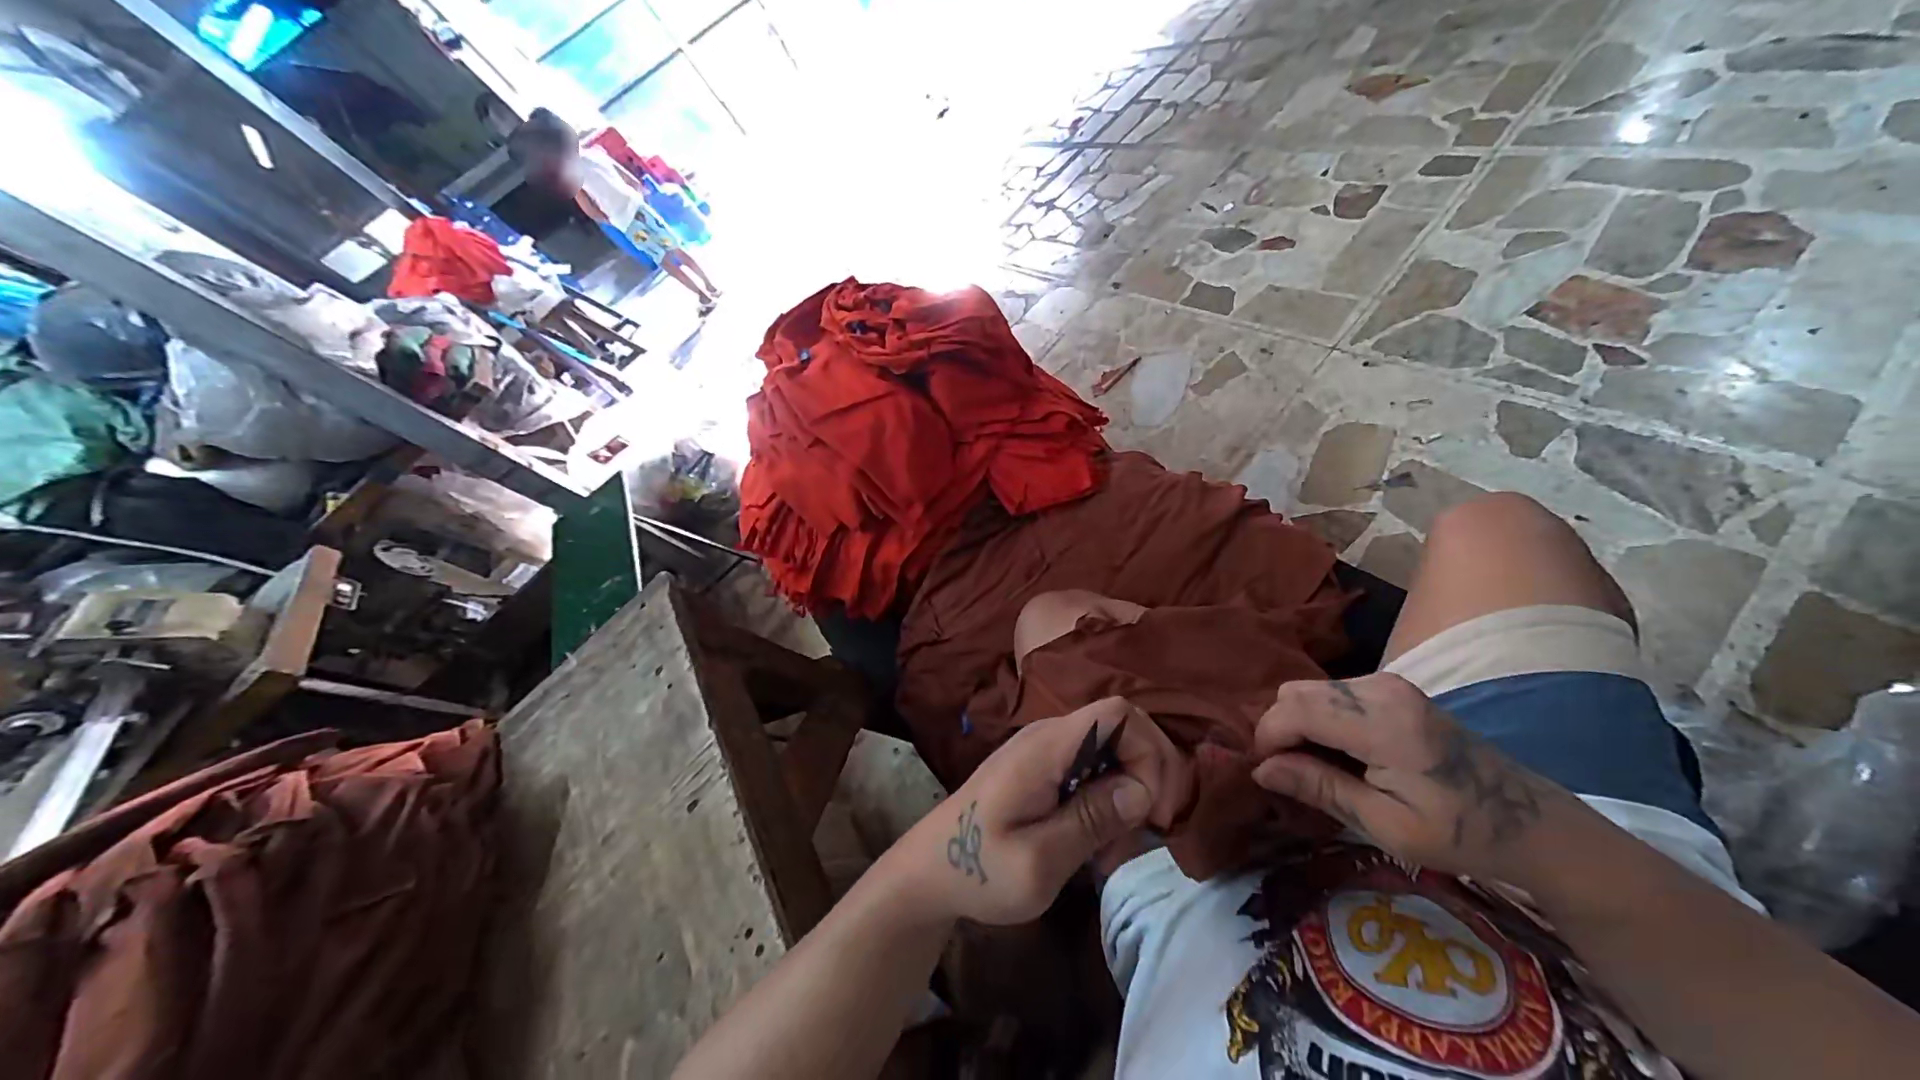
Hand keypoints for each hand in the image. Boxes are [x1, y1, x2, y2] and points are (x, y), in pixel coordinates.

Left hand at [885, 697, 1192, 925]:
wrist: (929, 872)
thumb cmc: (978, 870)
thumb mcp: (1039, 860)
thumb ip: (1091, 820)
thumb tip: (1142, 789)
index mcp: (1046, 747)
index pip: (1118, 713)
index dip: (1150, 752)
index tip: (1157, 812)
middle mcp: (1048, 736)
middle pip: (1121, 727)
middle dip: (1149, 773)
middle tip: (1151, 830)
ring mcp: (1044, 750)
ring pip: (1111, 749)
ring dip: (1130, 791)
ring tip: (1119, 846)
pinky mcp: (1043, 768)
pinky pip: (1092, 766)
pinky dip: (1109, 798)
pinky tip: (1100, 841)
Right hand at [1250, 673, 1578, 883]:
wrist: (1532, 823)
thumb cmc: (1461, 834)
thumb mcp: (1387, 825)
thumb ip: (1320, 788)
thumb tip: (1260, 770)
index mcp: (1383, 723)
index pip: (1294, 710)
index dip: (1268, 740)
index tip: (1269, 776)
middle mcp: (1380, 689)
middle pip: (1295, 693)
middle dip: (1279, 731)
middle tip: (1291, 775)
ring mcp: (1387, 684)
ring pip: (1308, 691)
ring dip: (1298, 725)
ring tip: (1315, 767)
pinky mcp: (1391, 688)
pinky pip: (1331, 693)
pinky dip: (1318, 719)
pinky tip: (1337, 753)